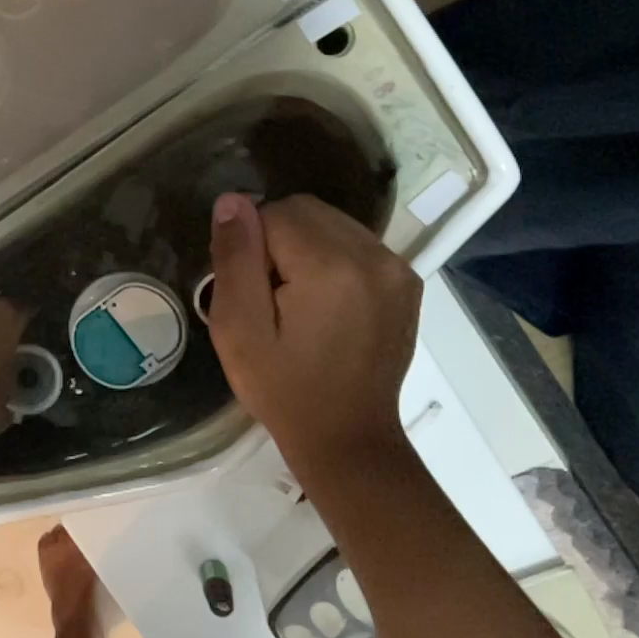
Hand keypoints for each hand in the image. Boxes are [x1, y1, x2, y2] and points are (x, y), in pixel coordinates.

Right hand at [206, 193, 421, 466]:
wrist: (347, 436)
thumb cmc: (282, 389)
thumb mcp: (238, 329)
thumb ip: (235, 259)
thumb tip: (232, 201)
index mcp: (330, 266)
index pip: (274, 213)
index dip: (250, 247)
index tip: (249, 293)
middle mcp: (373, 255)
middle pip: (306, 211)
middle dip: (277, 241)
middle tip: (268, 298)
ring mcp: (397, 268)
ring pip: (332, 224)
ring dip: (304, 248)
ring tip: (295, 302)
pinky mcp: (406, 282)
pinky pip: (356, 245)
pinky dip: (332, 260)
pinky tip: (323, 304)